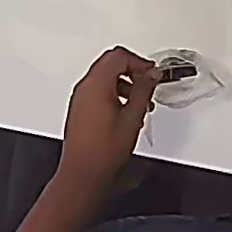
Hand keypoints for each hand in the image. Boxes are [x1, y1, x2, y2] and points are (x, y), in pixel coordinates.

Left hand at [59, 47, 159, 190]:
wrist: (83, 175)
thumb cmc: (103, 151)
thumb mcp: (133, 117)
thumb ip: (144, 90)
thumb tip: (151, 74)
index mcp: (96, 85)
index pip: (118, 56)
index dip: (139, 61)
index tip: (151, 73)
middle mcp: (84, 87)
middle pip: (110, 62)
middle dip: (132, 68)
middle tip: (147, 80)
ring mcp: (80, 97)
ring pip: (104, 75)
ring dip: (124, 80)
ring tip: (139, 99)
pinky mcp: (79, 107)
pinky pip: (97, 88)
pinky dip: (113, 90)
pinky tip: (126, 108)